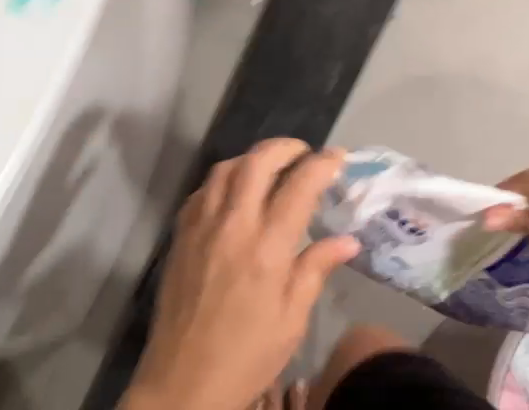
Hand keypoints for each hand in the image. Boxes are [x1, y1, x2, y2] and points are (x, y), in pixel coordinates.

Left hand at [124, 140, 360, 409]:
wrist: (183, 382)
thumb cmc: (247, 355)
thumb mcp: (291, 320)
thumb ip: (315, 270)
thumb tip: (348, 240)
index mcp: (266, 247)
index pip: (299, 186)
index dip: (322, 164)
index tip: (337, 157)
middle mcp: (232, 224)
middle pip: (258, 161)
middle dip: (285, 147)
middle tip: (304, 152)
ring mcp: (201, 225)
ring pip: (225, 168)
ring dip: (252, 157)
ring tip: (271, 166)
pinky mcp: (180, 233)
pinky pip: (203, 189)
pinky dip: (223, 178)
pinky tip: (235, 191)